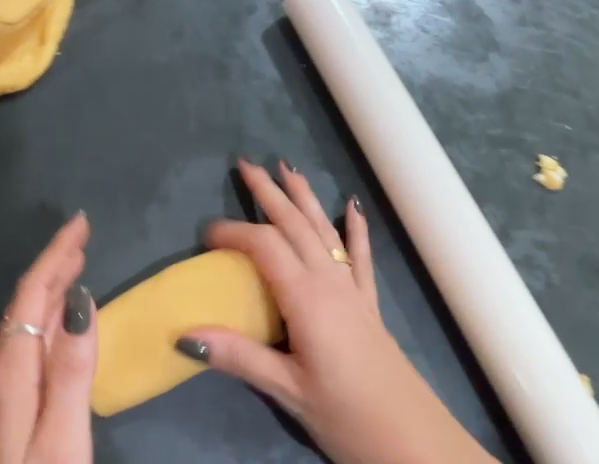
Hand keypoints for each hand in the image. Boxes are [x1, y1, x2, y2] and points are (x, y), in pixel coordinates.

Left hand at [0, 212, 96, 463]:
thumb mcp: (62, 436)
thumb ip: (71, 368)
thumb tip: (80, 298)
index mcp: (9, 369)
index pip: (31, 293)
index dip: (56, 254)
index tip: (81, 222)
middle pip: (23, 303)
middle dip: (54, 265)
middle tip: (83, 237)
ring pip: (20, 323)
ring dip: (47, 290)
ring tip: (74, 268)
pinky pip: (19, 344)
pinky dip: (41, 320)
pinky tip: (54, 325)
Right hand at [178, 160, 493, 463]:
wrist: (413, 441)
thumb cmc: (346, 415)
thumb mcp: (287, 390)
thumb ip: (239, 356)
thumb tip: (184, 333)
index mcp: (306, 298)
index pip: (264, 246)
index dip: (234, 232)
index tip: (206, 234)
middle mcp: (329, 282)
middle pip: (295, 225)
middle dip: (269, 193)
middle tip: (245, 164)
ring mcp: (352, 290)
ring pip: (324, 231)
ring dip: (304, 198)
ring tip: (287, 167)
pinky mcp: (369, 305)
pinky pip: (360, 257)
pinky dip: (354, 229)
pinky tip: (353, 206)